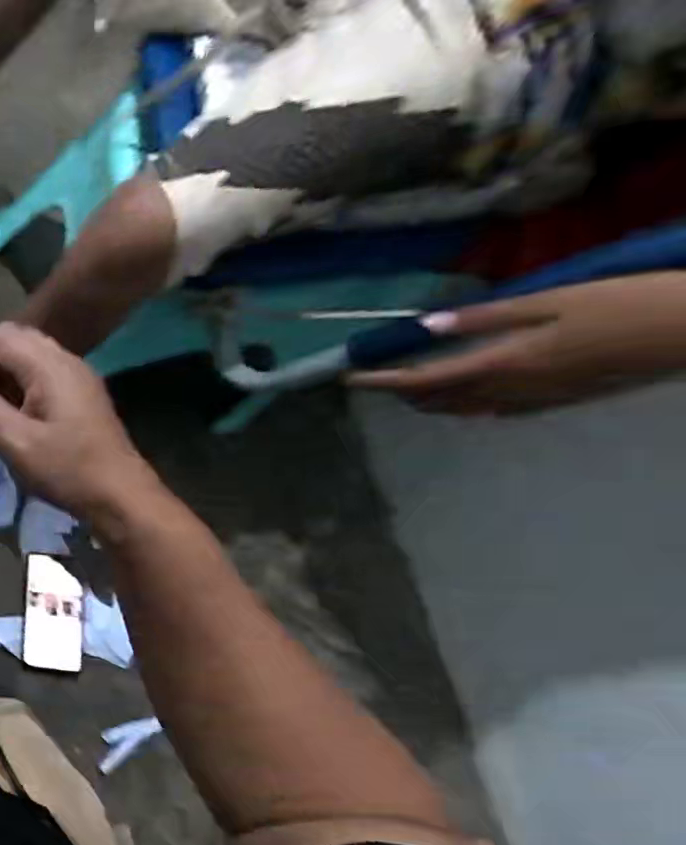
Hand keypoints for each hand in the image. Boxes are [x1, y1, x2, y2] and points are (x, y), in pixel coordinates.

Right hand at [0, 323, 162, 521]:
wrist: (120, 495)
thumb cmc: (67, 469)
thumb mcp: (16, 442)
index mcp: (51, 368)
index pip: (1, 338)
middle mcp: (66, 363)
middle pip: (15, 340)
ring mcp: (76, 379)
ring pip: (27, 356)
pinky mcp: (78, 397)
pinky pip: (38, 374)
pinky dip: (10, 381)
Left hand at [346, 272, 685, 414]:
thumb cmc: (630, 304)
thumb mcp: (553, 300)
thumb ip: (485, 316)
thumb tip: (424, 326)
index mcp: (501, 363)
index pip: (420, 380)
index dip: (379, 381)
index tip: (348, 378)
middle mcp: (509, 389)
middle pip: (435, 399)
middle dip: (400, 392)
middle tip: (378, 378)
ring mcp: (535, 399)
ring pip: (462, 409)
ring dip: (429, 400)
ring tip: (410, 386)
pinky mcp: (558, 402)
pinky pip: (496, 411)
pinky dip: (466, 405)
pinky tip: (465, 395)